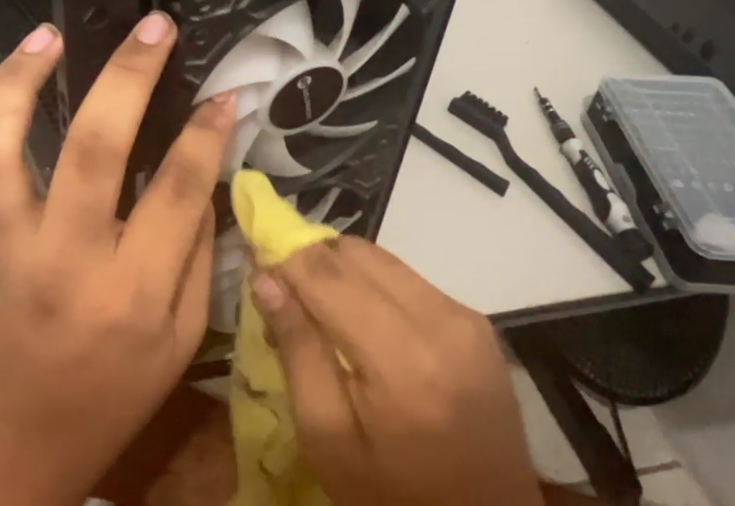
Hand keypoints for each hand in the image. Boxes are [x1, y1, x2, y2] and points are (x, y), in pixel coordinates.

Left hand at [0, 12, 236, 505]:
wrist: (18, 432)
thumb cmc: (113, 389)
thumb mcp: (181, 336)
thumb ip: (195, 249)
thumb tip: (206, 161)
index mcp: (132, 294)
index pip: (176, 192)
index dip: (204, 134)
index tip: (223, 94)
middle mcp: (65, 261)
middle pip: (93, 149)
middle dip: (130, 77)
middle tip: (156, 28)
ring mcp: (5, 247)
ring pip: (2, 147)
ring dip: (24, 80)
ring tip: (51, 34)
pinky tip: (18, 74)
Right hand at [251, 238, 543, 505]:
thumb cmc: (393, 495)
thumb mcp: (327, 438)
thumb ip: (298, 352)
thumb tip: (265, 279)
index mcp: (402, 357)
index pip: (325, 272)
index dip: (283, 259)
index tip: (256, 273)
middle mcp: (440, 320)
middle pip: (354, 253)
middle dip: (309, 262)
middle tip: (284, 301)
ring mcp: (465, 316)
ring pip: (381, 257)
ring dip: (340, 269)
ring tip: (320, 312)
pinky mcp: (477, 322)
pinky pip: (408, 277)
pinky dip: (373, 284)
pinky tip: (361, 323)